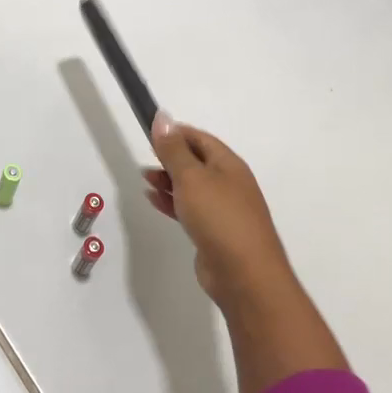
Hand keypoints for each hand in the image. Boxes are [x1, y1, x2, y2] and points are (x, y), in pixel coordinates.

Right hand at [144, 112, 293, 307]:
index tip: (149, 135)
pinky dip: (172, 202)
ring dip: (168, 180)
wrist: (245, 276)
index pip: (199, 138)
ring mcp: (223, 210)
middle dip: (169, 158)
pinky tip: (154, 201)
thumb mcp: (191, 177)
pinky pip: (190, 209)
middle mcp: (229, 184)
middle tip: (146, 161)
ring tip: (146, 181)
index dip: (175, 133)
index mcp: (229, 165)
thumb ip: (173, 148)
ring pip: (191, 186)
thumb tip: (162, 116)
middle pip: (195, 162)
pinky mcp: (215, 232)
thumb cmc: (219, 218)